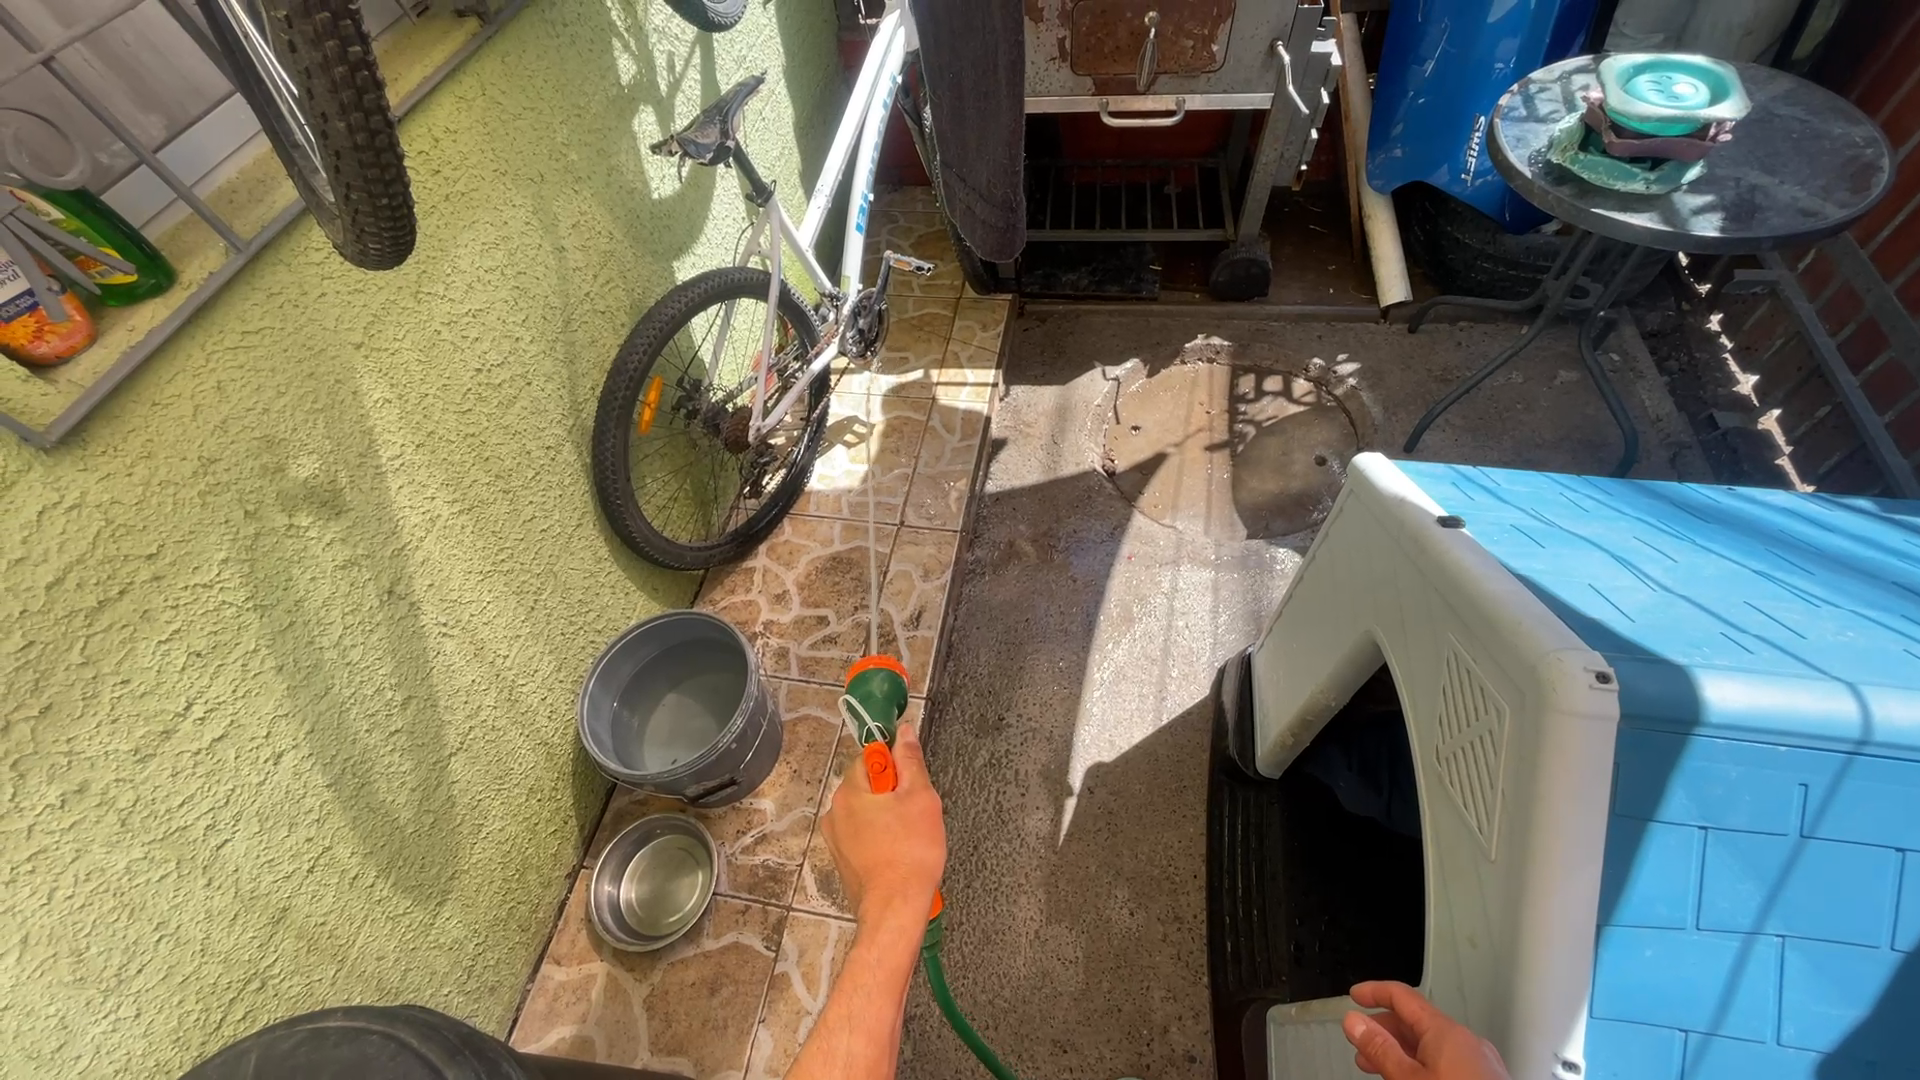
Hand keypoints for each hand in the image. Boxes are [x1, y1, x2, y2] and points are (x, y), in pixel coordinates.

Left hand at [821, 721, 946, 924]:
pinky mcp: (842, 860)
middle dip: (892, 792)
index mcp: (850, 791)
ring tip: (910, 835)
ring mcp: (836, 839)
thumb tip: (903, 731)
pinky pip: (862, 835)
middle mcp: (835, 811)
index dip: (894, 763)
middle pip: (867, 784)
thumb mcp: (920, 796)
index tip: (911, 781)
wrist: (895, 909)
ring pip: (865, 811)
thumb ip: (910, 759)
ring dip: (886, 815)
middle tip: (915, 810)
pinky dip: (879, 837)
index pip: (870, 756)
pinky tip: (898, 851)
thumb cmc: (911, 852)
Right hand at [1342, 982, 1510, 1079]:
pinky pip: (1449, 1063)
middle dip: (1384, 1031)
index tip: (1354, 996)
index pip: (1402, 995)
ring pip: (1432, 1045)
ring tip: (1381, 1069)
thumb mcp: (1409, 1079)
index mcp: (1446, 1031)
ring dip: (1402, 1052)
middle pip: (1416, 1022)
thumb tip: (1354, 1021)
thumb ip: (1380, 1049)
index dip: (1374, 992)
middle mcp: (1467, 1041)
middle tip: (1361, 1045)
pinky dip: (1423, 1065)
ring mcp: (1481, 1064)